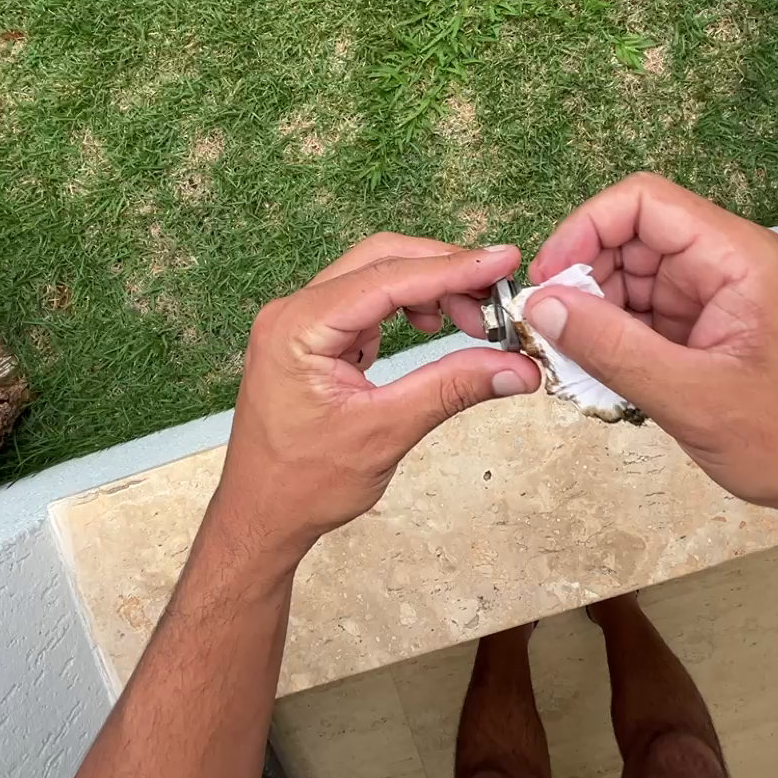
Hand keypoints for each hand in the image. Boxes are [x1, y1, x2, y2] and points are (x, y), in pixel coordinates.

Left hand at [211, 234, 542, 563]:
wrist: (261, 516)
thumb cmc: (302, 484)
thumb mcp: (385, 433)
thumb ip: (451, 389)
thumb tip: (516, 366)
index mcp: (298, 327)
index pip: (386, 279)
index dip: (451, 268)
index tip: (504, 261)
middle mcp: (295, 312)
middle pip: (382, 262)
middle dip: (444, 271)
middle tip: (498, 290)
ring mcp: (304, 322)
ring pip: (378, 278)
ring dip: (431, 288)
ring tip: (476, 320)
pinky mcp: (317, 337)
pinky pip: (370, 303)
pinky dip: (410, 306)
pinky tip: (436, 326)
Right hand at [525, 173, 777, 525]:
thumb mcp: (694, 398)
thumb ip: (611, 349)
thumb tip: (542, 306)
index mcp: (737, 258)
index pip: (643, 203)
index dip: (584, 229)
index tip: (547, 282)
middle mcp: (724, 265)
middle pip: (630, 241)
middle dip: (582, 281)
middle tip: (552, 335)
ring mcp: (714, 297)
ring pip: (630, 281)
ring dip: (594, 317)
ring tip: (575, 365)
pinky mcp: (705, 329)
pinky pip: (642, 316)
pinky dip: (613, 341)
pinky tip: (602, 376)